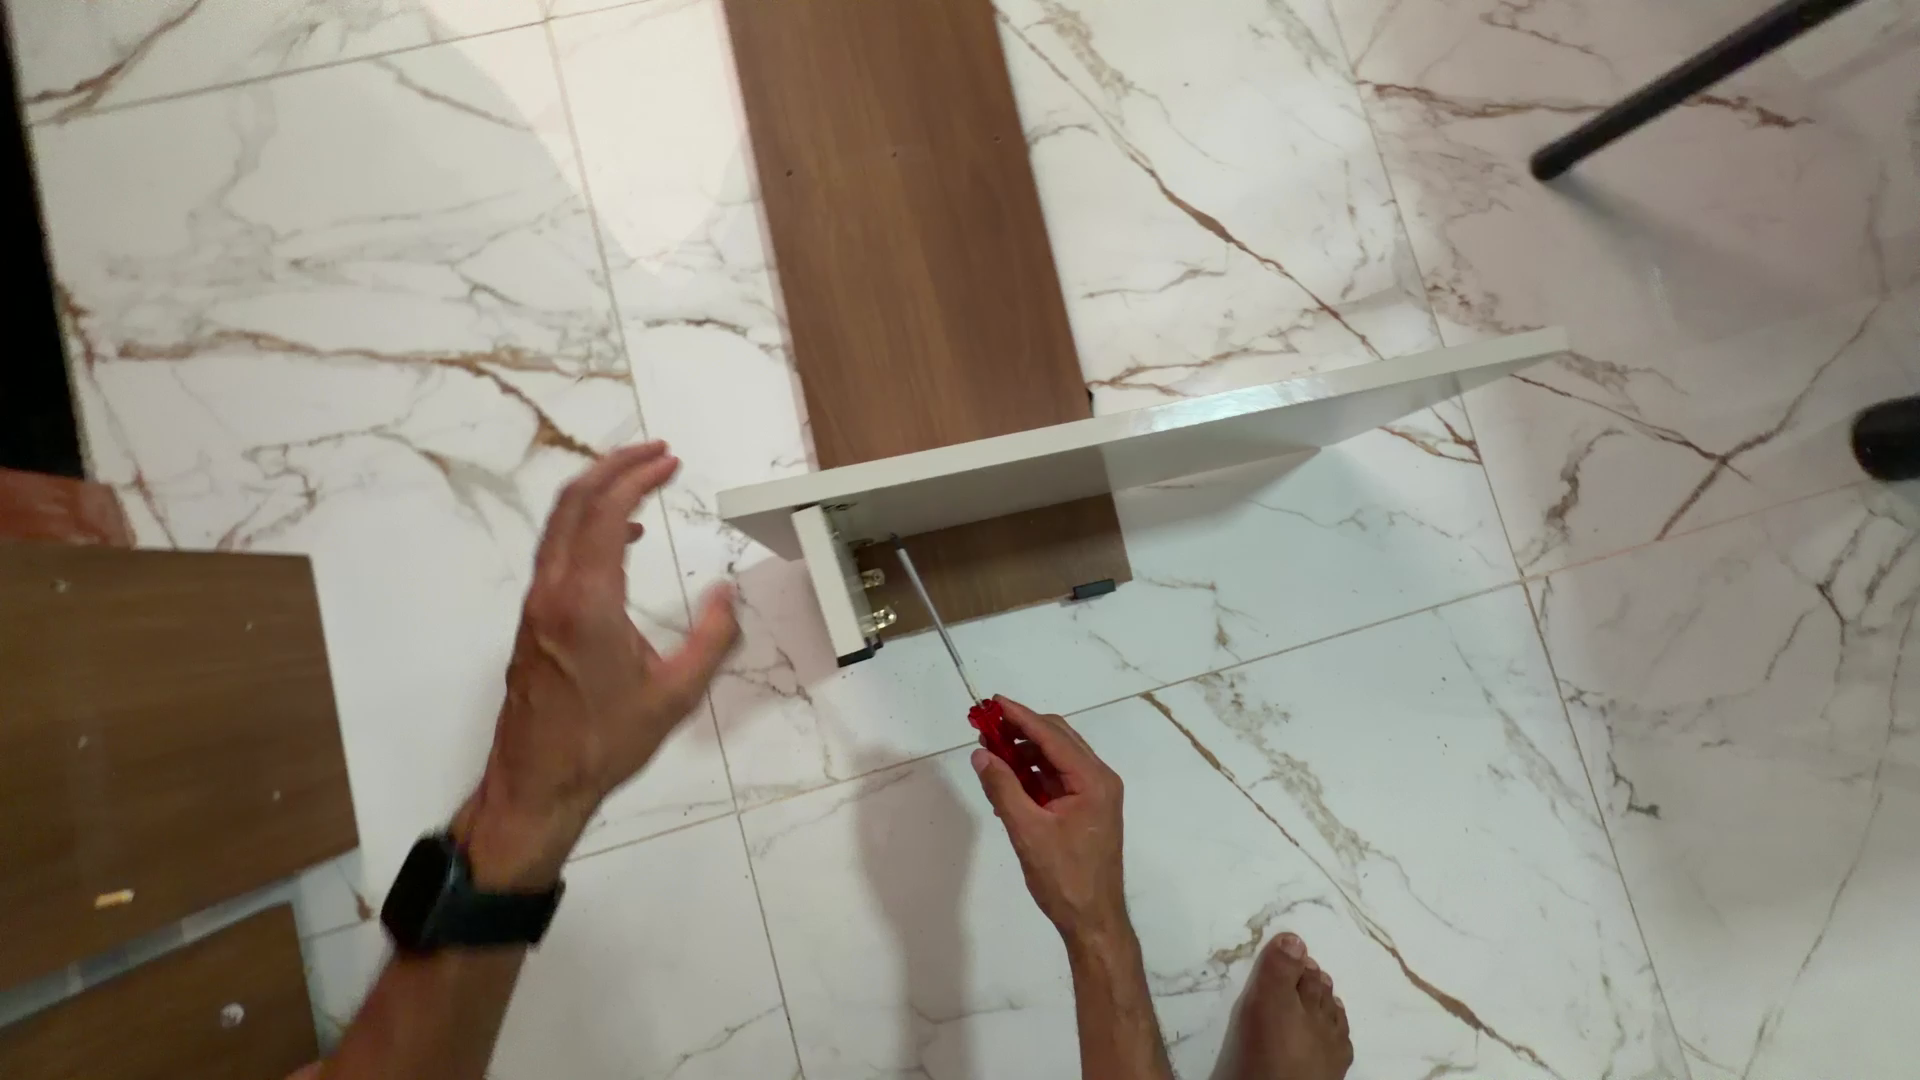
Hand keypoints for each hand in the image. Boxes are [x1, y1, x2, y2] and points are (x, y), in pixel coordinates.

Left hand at [454, 442, 740, 888]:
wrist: (536, 783)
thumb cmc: (608, 739)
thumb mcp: (678, 693)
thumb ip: (712, 636)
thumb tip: (725, 590)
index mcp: (589, 602)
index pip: (607, 514)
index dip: (638, 478)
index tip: (670, 461)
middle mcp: (554, 590)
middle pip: (573, 503)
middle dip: (614, 466)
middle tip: (656, 453)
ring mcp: (537, 603)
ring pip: (559, 523)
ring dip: (597, 491)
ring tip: (640, 479)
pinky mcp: (534, 617)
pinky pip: (558, 550)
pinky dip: (588, 524)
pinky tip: (623, 539)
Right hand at [972, 697, 1129, 946]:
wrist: (1093, 922)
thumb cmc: (1064, 878)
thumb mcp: (1027, 831)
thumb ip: (1003, 788)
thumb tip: (980, 754)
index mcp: (1092, 780)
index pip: (1051, 735)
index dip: (1020, 716)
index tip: (993, 703)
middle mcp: (1099, 779)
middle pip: (1057, 739)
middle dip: (1021, 730)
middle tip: (986, 729)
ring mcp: (1095, 794)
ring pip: (1056, 757)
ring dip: (1025, 752)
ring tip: (992, 756)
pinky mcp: (1086, 808)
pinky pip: (1057, 778)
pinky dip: (1033, 774)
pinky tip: (1008, 782)